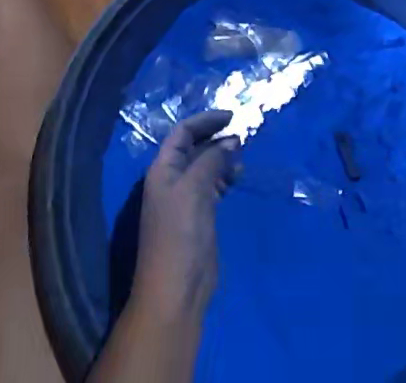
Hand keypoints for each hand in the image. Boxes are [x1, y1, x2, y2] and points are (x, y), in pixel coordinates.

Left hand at [132, 109, 237, 313]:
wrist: (177, 288)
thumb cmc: (179, 234)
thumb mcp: (194, 190)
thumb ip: (211, 162)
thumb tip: (231, 140)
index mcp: (163, 169)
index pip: (182, 133)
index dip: (205, 121)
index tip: (232, 116)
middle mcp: (172, 179)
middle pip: (194, 147)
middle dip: (215, 137)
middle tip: (242, 132)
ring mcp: (186, 198)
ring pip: (205, 166)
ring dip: (222, 156)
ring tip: (243, 152)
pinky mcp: (200, 216)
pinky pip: (213, 186)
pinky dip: (225, 177)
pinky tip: (238, 174)